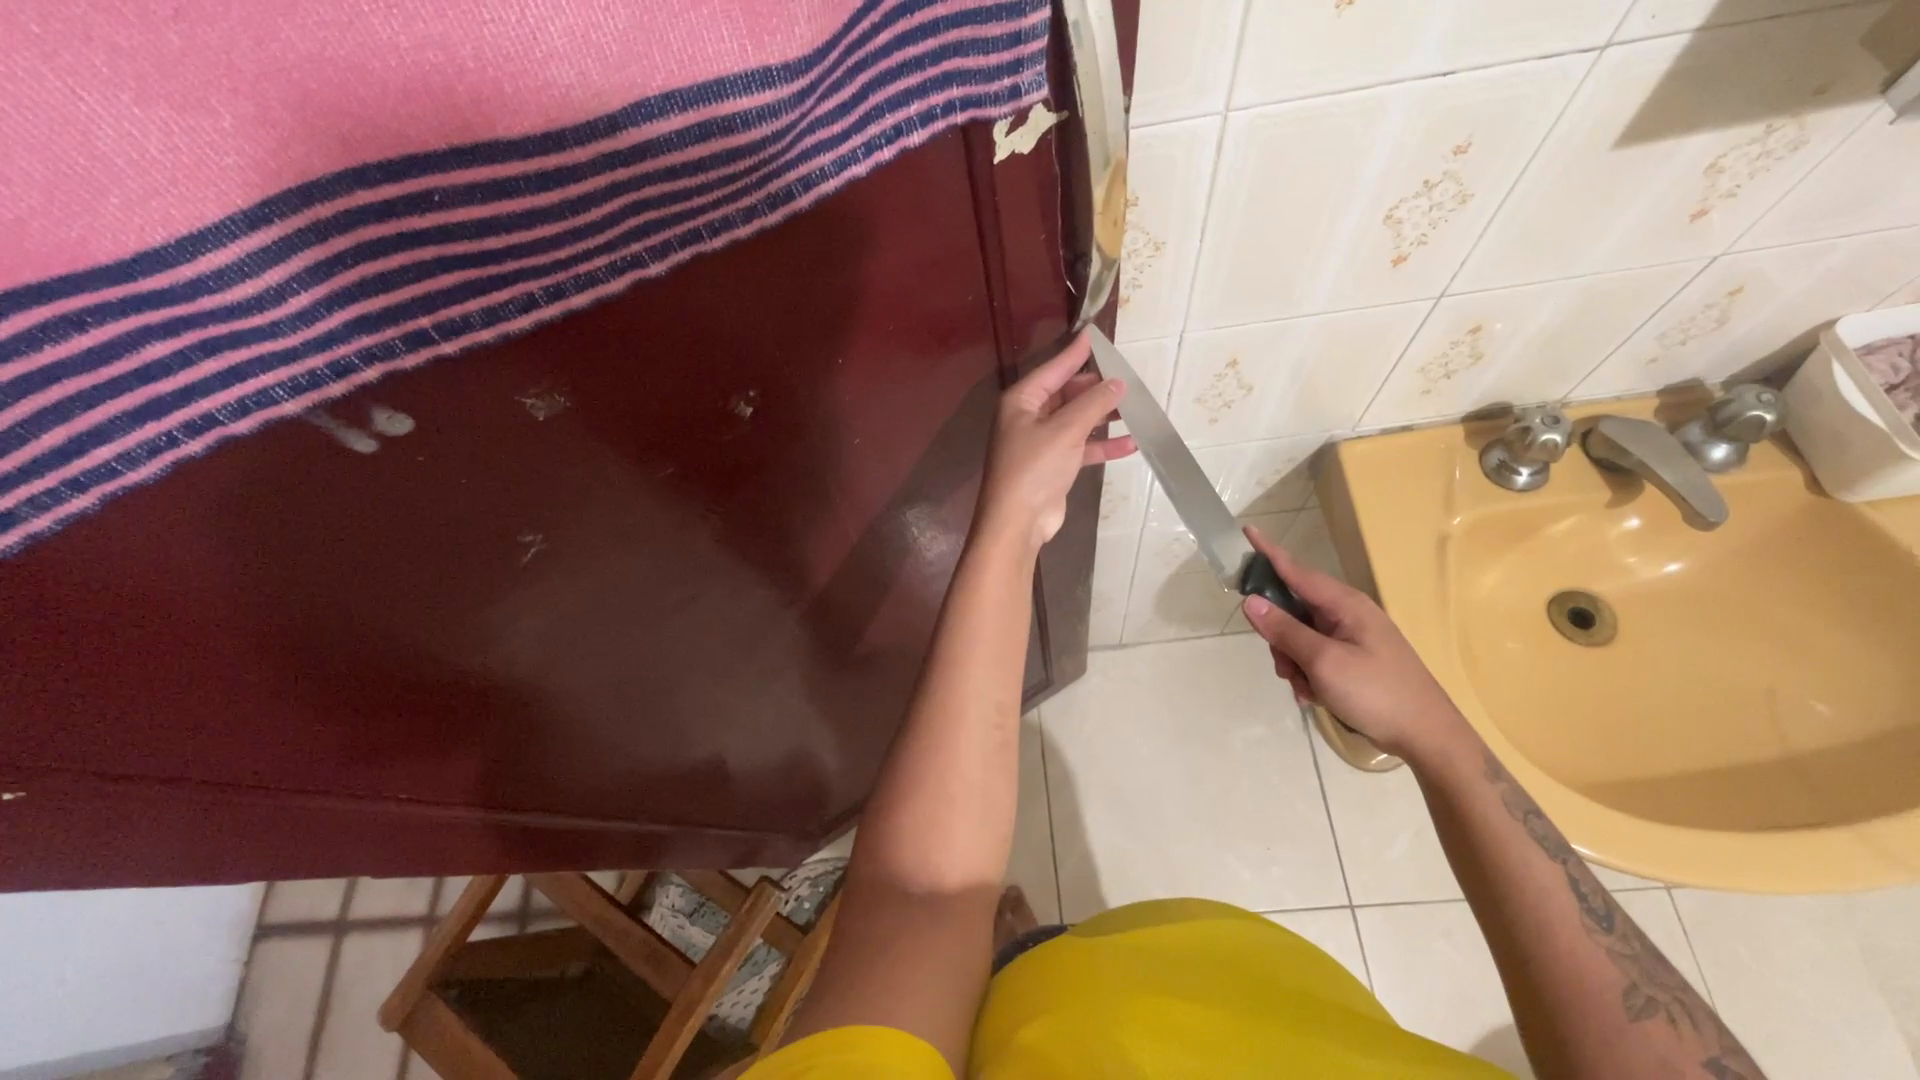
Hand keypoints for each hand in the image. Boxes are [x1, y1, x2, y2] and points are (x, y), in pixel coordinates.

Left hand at [979, 331, 1135, 547]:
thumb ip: (1093, 404)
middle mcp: (1028, 417)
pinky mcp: (1053, 466)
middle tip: (1125, 378)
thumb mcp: (1065, 430)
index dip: (1076, 353)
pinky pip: (1081, 447)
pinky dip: (1102, 445)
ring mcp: (1040, 443)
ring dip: (1102, 416)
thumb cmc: (1034, 468)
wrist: (1018, 521)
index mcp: (1021, 401)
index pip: (1053, 369)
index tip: (1096, 336)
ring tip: (1133, 407)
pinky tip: (1130, 443)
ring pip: (1076, 420)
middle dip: (1095, 388)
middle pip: (1066, 394)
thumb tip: (1118, 383)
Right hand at [1239, 526, 1470, 761]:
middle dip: (1279, 638)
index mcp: (1344, 605)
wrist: (1426, 735)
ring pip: (1299, 637)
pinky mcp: (1354, 659)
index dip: (1269, 553)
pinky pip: (1315, 657)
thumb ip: (1285, 631)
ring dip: (1293, 662)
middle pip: (1292, 610)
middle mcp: (1347, 614)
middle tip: (1286, 668)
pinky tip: (1315, 696)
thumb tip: (1251, 601)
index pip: (1297, 571)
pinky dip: (1308, 675)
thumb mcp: (1324, 662)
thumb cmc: (1376, 692)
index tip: (1246, 531)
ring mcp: (1351, 637)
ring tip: (1306, 690)